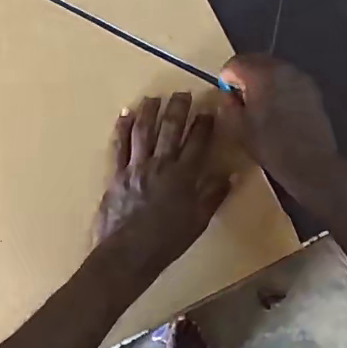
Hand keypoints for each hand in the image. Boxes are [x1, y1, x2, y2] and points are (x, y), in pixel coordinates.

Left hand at [93, 92, 232, 270]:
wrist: (128, 254)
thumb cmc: (167, 242)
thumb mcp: (198, 222)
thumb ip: (213, 195)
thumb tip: (229, 174)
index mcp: (183, 176)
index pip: (198, 142)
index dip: (204, 124)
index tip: (208, 109)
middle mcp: (160, 165)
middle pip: (170, 129)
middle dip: (178, 108)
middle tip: (182, 93)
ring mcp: (136, 167)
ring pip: (144, 131)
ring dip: (150, 111)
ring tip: (155, 97)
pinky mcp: (116, 174)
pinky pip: (119, 145)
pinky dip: (122, 128)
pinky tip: (126, 114)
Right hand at [218, 54, 345, 200]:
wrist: (310, 161)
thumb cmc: (269, 144)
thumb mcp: (238, 127)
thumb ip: (228, 104)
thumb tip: (229, 93)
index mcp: (260, 74)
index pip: (235, 63)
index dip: (226, 77)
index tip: (226, 94)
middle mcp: (282, 68)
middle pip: (256, 61)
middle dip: (245, 75)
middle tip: (240, 97)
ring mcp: (300, 77)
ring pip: (274, 69)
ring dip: (263, 80)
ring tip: (261, 104)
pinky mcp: (313, 89)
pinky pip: (289, 80)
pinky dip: (280, 87)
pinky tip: (279, 109)